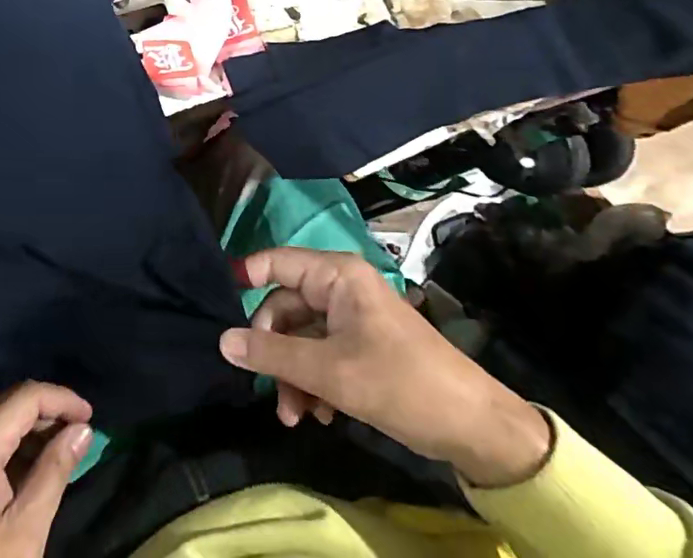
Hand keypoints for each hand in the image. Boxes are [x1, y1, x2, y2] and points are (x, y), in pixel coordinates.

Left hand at [0, 381, 94, 557]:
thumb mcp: (24, 531)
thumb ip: (54, 472)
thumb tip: (82, 430)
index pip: (24, 397)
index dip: (62, 399)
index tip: (91, 416)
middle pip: (8, 402)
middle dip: (48, 410)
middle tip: (80, 432)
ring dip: (30, 427)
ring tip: (62, 449)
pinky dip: (10, 444)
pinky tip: (31, 466)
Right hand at [219, 247, 551, 487]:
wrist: (475, 429)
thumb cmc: (401, 384)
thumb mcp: (330, 372)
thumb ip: (272, 354)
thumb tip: (222, 341)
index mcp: (336, 276)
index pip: (274, 263)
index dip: (243, 281)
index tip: (217, 312)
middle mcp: (341, 288)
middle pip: (284, 307)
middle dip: (274, 352)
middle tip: (269, 392)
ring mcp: (351, 318)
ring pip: (300, 337)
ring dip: (292, 375)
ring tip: (296, 416)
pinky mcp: (361, 346)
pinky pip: (320, 354)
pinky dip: (313, 383)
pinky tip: (319, 416)